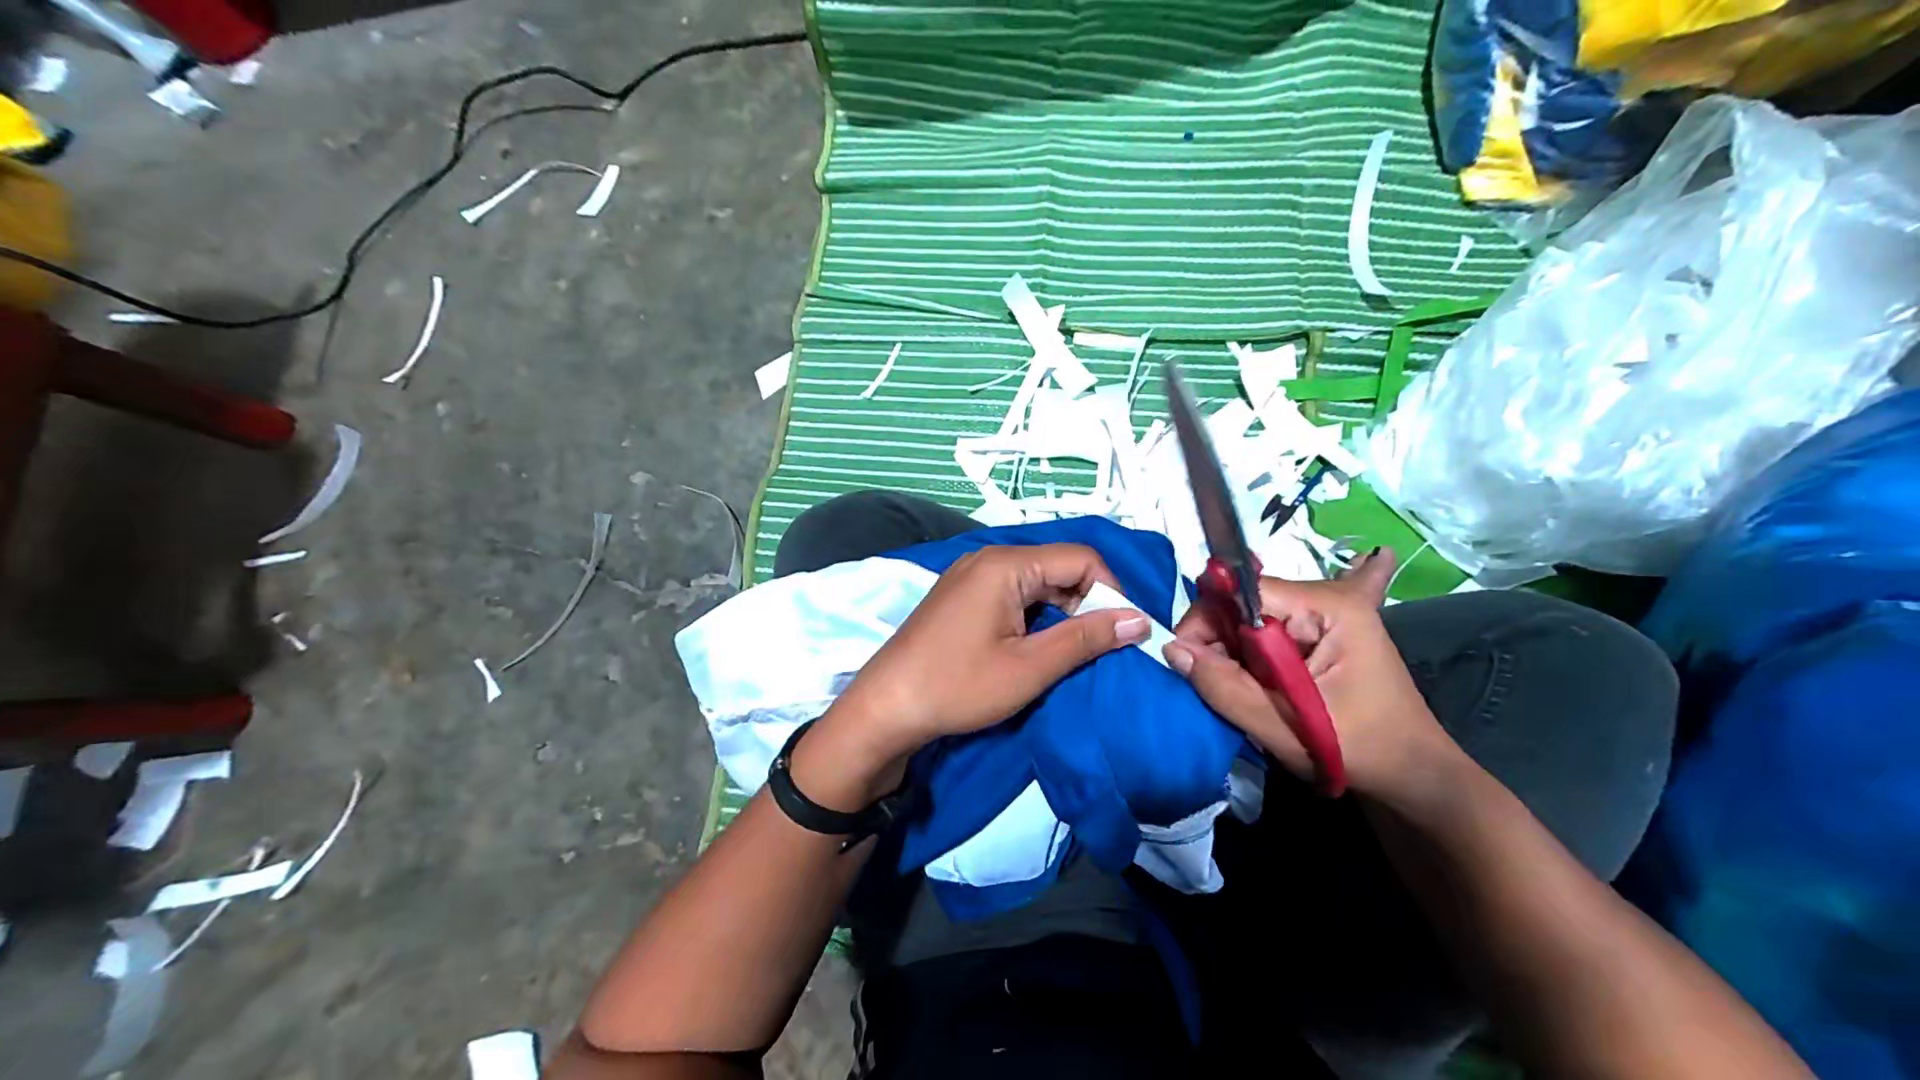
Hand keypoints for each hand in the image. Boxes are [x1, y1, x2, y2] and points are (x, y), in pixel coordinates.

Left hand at [800, 544, 1150, 804]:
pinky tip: (1036, 648)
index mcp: (1006, 564)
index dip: (1111, 591)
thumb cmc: (958, 686)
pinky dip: (1034, 616)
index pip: (1081, 558)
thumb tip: (1138, 619)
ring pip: (1037, 583)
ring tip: (1068, 654)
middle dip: (1087, 603)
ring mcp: (971, 576)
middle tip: (1099, 649)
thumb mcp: (1030, 667)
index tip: (1123, 632)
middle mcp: (988, 558)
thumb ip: (1086, 639)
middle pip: (1058, 567)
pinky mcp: (961, 596)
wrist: (885, 707)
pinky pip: (1013, 594)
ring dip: (1061, 613)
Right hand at [1161, 549, 1462, 803]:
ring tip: (1239, 694)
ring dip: (1233, 657)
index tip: (1186, 662)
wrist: (1414, 778)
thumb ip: (1226, 687)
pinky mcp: (1316, 634)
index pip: (1243, 591)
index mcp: (1329, 607)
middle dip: (1218, 643)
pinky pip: (1266, 633)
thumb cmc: (1361, 751)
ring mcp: (1322, 615)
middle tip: (1214, 687)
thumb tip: (1172, 649)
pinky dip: (1248, 655)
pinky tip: (1248, 666)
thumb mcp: (1285, 726)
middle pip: (1242, 605)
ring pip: (1248, 623)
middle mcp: (1325, 598)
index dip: (1207, 622)